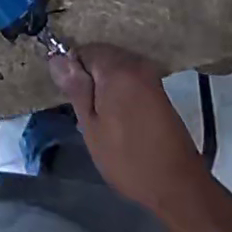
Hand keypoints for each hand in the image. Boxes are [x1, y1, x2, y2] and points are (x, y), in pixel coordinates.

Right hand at [48, 43, 211, 213]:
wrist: (174, 181)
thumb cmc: (126, 157)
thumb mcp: (91, 126)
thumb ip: (76, 89)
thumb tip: (56, 58)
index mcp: (118, 68)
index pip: (85, 50)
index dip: (73, 71)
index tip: (72, 99)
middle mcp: (136, 63)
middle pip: (103, 55)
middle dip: (90, 77)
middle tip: (86, 112)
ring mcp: (150, 74)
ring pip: (116, 66)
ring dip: (104, 84)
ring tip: (101, 117)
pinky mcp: (158, 87)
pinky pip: (130, 76)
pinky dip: (119, 88)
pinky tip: (118, 115)